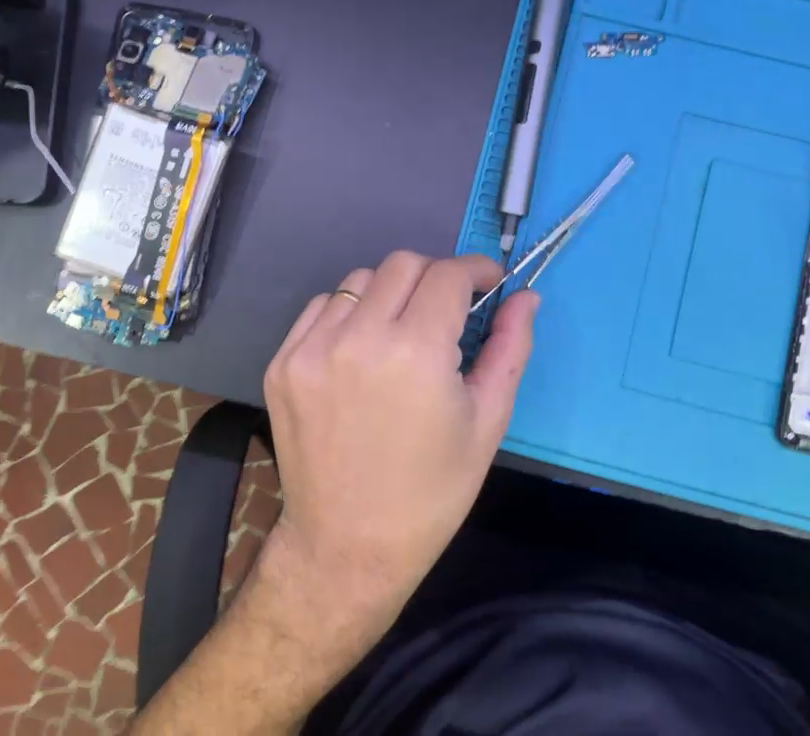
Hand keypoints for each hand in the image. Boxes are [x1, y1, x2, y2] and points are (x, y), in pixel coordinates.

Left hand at [260, 252, 538, 631]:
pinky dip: (349, 316)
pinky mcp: (282, 364)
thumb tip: (527, 296)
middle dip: (435, 278)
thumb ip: (510, 347)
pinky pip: (321, 309)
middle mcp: (359, 338)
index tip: (487, 286)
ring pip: (359, 281)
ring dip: (390, 294)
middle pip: (403, 264)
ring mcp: (311, 349)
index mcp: (416, 352)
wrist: (349, 545)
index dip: (476, 272)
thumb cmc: (432, 491)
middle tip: (449, 314)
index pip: (448, 274)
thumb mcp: (487, 421)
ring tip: (402, 335)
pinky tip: (362, 354)